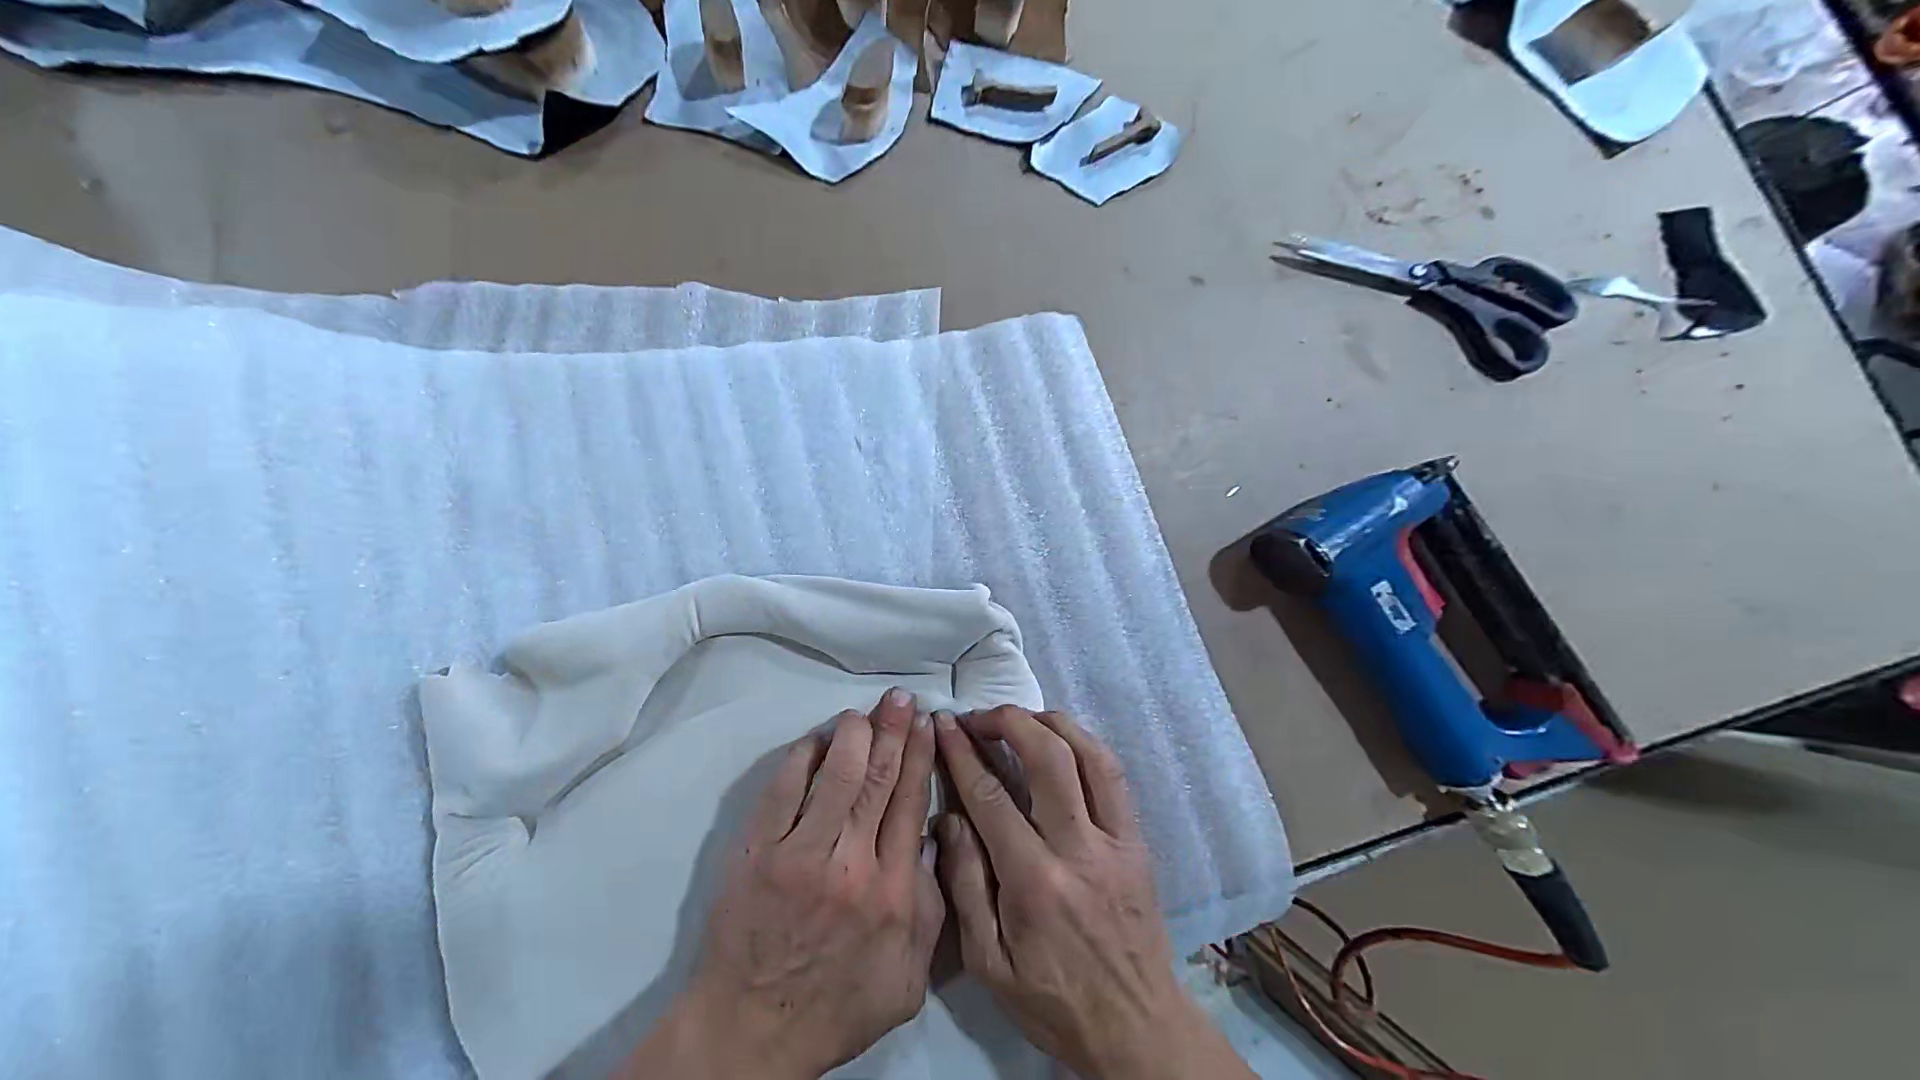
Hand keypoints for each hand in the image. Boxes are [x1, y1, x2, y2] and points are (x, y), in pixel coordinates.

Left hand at [627, 689, 943, 1079]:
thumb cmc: (837, 1007)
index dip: (920, 757)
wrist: (752, 1032)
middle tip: (900, 699)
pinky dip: (802, 758)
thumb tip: (933, 843)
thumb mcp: (908, 980)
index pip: (911, 803)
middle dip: (893, 731)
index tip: (927, 725)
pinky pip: (783, 791)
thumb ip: (932, 911)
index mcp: (893, 892)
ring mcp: (801, 855)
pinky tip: (815, 740)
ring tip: (862, 713)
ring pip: (835, 776)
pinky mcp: (759, 853)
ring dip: (852, 736)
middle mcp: (852, 864)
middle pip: (878, 780)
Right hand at [933, 707, 1253, 1079]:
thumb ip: (965, 885)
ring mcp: (1116, 840)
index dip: (963, 753)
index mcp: (1035, 881)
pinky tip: (1062, 741)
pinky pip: (1114, 775)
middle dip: (1009, 722)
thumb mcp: (989, 962)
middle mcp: (1079, 849)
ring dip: (1051, 723)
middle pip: (1048, 757)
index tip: (946, 725)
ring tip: (1020, 719)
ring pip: (1089, 755)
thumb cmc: (1053, 1000)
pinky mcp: (1138, 841)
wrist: (1136, 1026)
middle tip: (980, 717)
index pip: (992, 796)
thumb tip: (949, 818)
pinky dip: (1085, 745)